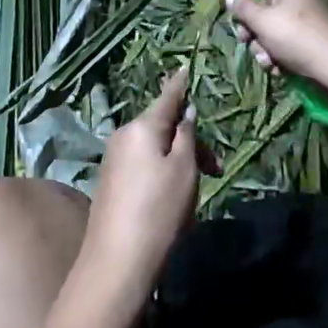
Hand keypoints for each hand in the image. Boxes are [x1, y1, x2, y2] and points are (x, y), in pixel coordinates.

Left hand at [81, 68, 204, 301]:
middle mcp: (123, 136)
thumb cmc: (159, 209)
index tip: (186, 68)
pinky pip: (143, 164)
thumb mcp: (184, 170)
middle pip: (162, 126)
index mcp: (141, 127)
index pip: (167, 98)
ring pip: (154, 147)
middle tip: (217, 168)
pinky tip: (173, 197)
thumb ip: (186, 137)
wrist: (118, 258)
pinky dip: (162, 171)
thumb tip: (184, 114)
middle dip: (190, 140)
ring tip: (197, 189)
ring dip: (178, 159)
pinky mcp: (111, 181)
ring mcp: (114, 159)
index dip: (180, 85)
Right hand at [224, 0, 327, 82]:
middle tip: (245, 39)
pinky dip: (275, 55)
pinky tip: (277, 68)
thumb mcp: (263, 21)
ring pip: (265, 28)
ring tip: (268, 60)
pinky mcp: (304, 39)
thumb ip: (243, 7)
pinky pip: (279, 42)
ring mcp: (300, 18)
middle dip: (248, 27)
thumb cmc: (298, 38)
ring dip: (260, 46)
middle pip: (256, 5)